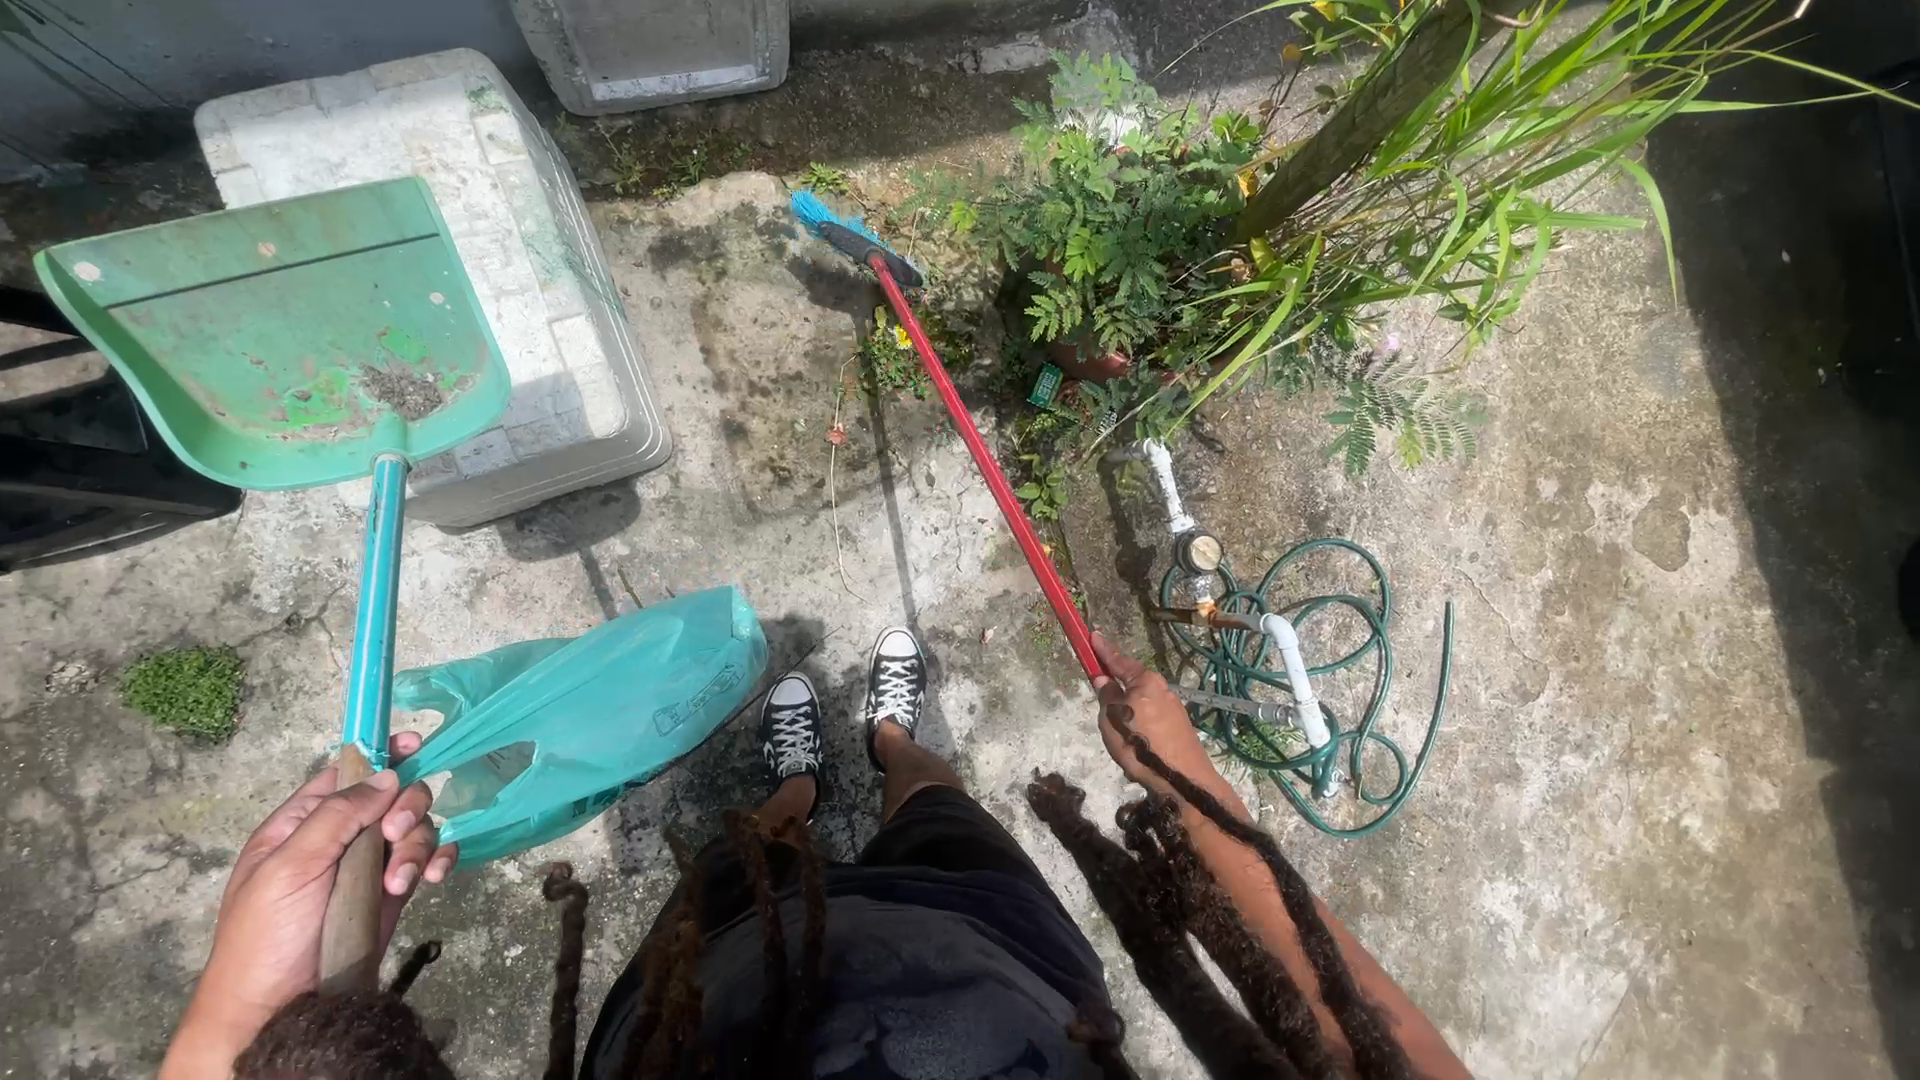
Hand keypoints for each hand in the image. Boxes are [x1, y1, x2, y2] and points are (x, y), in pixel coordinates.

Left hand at [159, 733, 456, 1078]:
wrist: (282, 1007)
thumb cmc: (267, 936)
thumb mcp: (288, 870)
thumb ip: (336, 816)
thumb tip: (388, 773)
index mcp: (303, 824)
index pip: (346, 772)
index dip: (380, 752)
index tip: (413, 742)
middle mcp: (342, 836)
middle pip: (395, 793)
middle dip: (405, 808)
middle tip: (393, 834)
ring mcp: (372, 861)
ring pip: (417, 824)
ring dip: (417, 845)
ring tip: (400, 879)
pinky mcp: (397, 885)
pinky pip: (432, 855)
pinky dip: (439, 859)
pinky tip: (434, 878)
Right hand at [1090, 634, 1242, 815]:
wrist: (1181, 779)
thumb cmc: (1140, 744)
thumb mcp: (1112, 719)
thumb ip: (1107, 697)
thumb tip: (1104, 680)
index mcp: (1145, 681)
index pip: (1118, 660)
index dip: (1103, 649)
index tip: (1093, 634)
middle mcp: (1162, 689)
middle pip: (1133, 682)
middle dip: (1117, 687)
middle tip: (1102, 697)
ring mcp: (1173, 708)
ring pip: (1141, 703)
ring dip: (1128, 711)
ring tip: (1118, 735)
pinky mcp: (1179, 727)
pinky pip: (1151, 718)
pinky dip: (1139, 724)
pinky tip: (1135, 744)